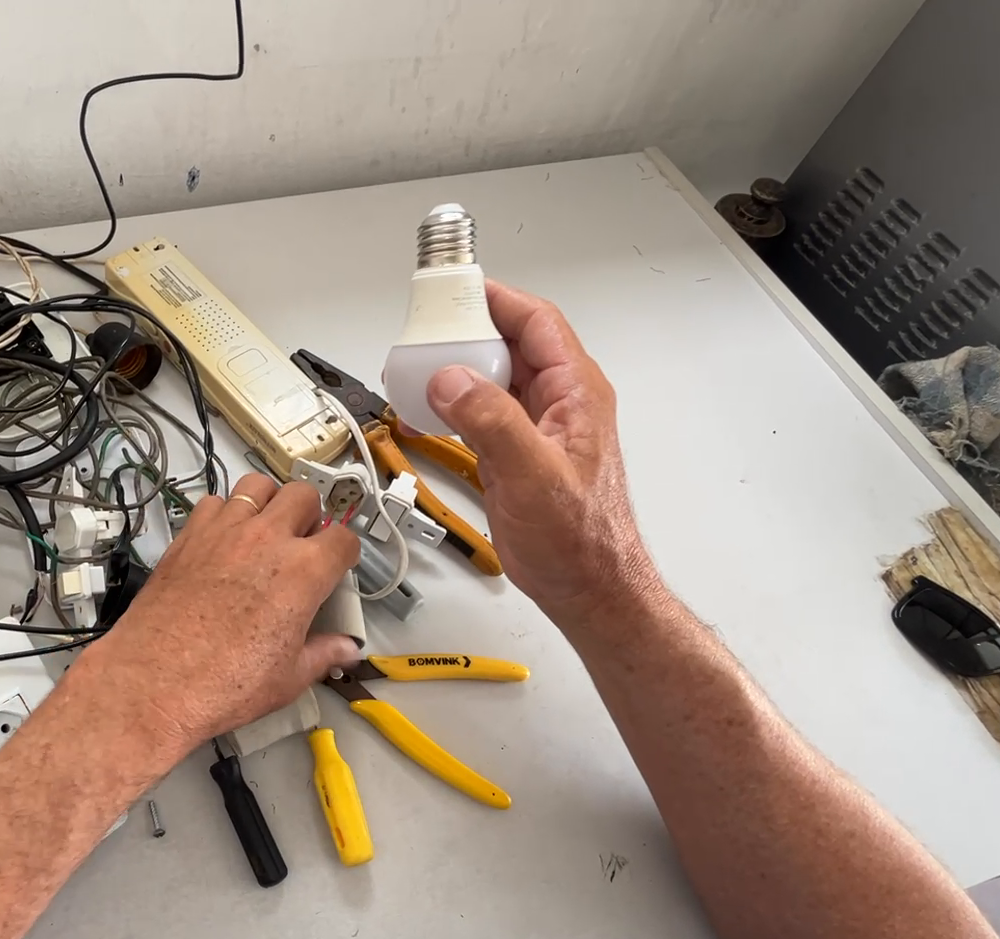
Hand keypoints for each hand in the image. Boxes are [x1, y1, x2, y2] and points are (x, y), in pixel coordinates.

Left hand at [65, 474, 360, 763]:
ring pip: (257, 486)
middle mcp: (267, 539)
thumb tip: (345, 649)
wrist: (155, 682)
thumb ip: (323, 653)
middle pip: (303, 495)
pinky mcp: (189, 535)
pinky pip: (213, 502)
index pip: (343, 538)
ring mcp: (225, 531)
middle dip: (309, 514)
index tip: (337, 563)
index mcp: (303, 572)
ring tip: (264, 529)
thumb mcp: (289, 678)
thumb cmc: (222, 684)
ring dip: (268, 501)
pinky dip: (224, 513)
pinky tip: (223, 540)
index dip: (344, 552)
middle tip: (302, 542)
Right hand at [425, 279, 663, 628]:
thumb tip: (451, 379)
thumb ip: (492, 419)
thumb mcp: (532, 472)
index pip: (536, 323)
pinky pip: (479, 413)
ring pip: (491, 379)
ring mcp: (534, 429)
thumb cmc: (578, 538)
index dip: (497, 300)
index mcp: (574, 393)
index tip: (456, 291)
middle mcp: (556, 404)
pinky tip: (426, 411)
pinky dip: (451, 406)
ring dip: (454, 371)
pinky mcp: (514, 453)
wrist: (584, 585)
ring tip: (415, 370)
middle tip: (425, 333)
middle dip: (465, 334)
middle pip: (509, 346)